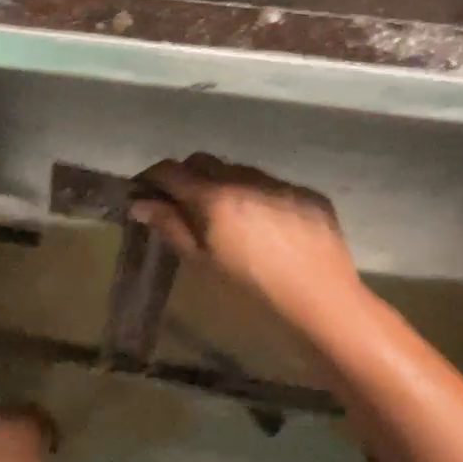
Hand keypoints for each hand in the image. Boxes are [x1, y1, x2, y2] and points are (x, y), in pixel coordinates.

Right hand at [130, 153, 363, 325]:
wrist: (322, 300)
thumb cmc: (252, 289)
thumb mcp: (203, 263)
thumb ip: (170, 226)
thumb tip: (140, 203)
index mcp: (214, 197)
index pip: (170, 170)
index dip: (151, 177)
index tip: (142, 191)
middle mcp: (244, 178)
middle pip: (202, 161)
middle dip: (186, 175)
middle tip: (181, 202)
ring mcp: (278, 183)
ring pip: (239, 170)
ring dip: (224, 183)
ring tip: (227, 215)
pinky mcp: (306, 193)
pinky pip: (272, 185)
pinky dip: (258, 196)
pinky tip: (265, 226)